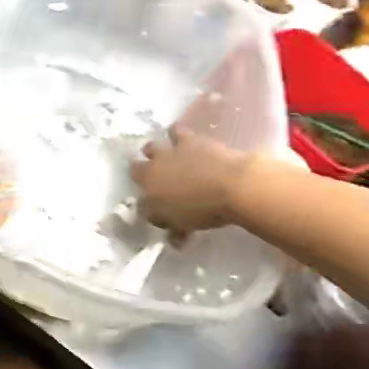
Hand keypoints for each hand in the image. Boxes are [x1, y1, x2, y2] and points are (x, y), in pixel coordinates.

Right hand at [131, 127, 252, 233]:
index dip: (145, 206)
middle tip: (156, 180)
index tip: (155, 210)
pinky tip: (181, 137)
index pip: (139, 202)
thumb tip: (172, 237)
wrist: (232, 184)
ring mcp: (169, 152)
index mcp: (150, 192)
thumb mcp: (186, 225)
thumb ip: (174, 230)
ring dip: (154, 151)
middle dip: (142, 174)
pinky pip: (175, 131)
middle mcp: (153, 169)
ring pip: (152, 147)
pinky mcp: (189, 138)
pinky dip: (175, 134)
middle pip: (136, 169)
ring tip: (164, 156)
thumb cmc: (206, 210)